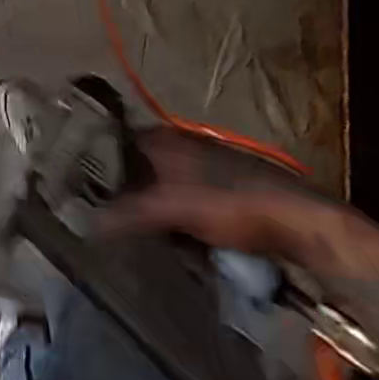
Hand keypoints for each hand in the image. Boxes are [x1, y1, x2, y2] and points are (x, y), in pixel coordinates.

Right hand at [101, 127, 347, 268]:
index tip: (80, 192)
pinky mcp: (218, 192)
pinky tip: (174, 242)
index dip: (95, 167)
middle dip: (124, 197)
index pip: (112, 144)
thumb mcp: (170, 208)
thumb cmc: (230, 201)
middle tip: (107, 222)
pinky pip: (181, 207)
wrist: (299, 222)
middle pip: (134, 171)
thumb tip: (86, 223)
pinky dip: (175, 223)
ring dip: (151, 214)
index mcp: (159, 137)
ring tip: (137, 236)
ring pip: (158, 191)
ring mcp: (199, 168)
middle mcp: (175, 145)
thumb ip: (127, 213)